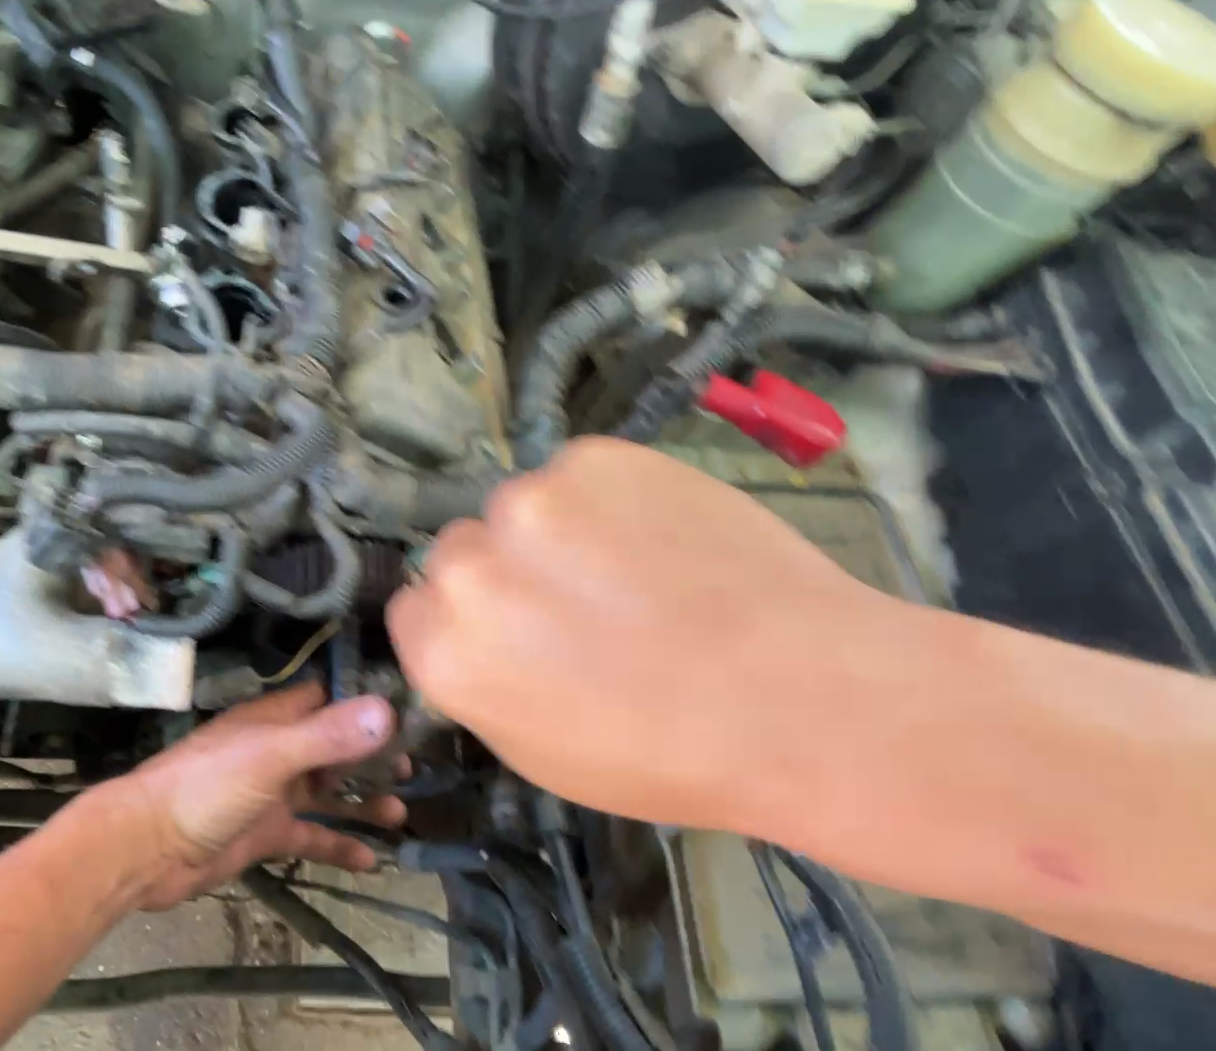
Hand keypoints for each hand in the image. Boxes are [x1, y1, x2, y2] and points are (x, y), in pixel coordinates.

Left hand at [97, 683, 406, 910]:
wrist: (146, 847)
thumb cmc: (206, 787)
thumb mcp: (270, 757)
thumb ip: (327, 736)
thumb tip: (388, 710)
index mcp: (274, 720)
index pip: (328, 699)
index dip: (364, 704)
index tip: (407, 713)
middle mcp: (275, 751)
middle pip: (332, 747)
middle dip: (370, 757)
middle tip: (411, 770)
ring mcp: (270, 794)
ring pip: (326, 793)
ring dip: (360, 802)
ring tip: (399, 813)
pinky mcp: (264, 834)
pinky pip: (309, 836)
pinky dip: (337, 844)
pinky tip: (369, 860)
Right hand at [386, 437, 912, 830]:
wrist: (801, 700)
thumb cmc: (665, 756)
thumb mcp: (538, 751)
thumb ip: (480, 678)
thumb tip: (479, 632)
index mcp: (444, 648)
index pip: (414, 607)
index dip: (467, 621)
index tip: (512, 631)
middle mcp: (467, 567)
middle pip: (461, 550)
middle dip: (505, 573)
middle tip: (577, 602)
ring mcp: (530, 502)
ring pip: (523, 508)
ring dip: (556, 533)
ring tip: (634, 569)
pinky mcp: (594, 459)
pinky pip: (579, 474)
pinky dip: (609, 499)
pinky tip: (664, 537)